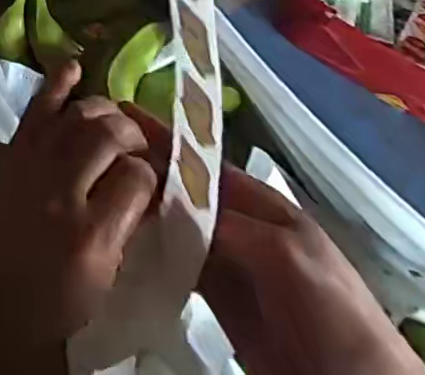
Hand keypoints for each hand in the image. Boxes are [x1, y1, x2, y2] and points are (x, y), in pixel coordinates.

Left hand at [0, 61, 157, 342]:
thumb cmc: (50, 302)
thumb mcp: (103, 281)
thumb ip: (128, 228)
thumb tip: (146, 186)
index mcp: (91, 237)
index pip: (137, 179)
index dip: (152, 173)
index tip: (153, 178)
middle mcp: (62, 192)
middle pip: (109, 136)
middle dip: (132, 134)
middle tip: (138, 147)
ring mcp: (33, 165)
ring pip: (79, 115)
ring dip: (105, 110)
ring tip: (116, 122)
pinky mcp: (12, 151)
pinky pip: (38, 107)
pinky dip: (57, 83)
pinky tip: (76, 68)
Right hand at [125, 107, 424, 374]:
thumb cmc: (330, 310)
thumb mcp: (284, 256)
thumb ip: (229, 225)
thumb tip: (173, 199)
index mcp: (259, 202)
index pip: (202, 162)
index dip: (165, 139)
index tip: (122, 116)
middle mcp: (239, 225)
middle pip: (184, 191)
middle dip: (146, 169)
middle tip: (94, 153)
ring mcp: (229, 264)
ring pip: (177, 227)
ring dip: (143, 209)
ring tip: (97, 192)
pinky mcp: (219, 301)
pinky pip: (178, 267)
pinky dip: (151, 253)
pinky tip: (122, 246)